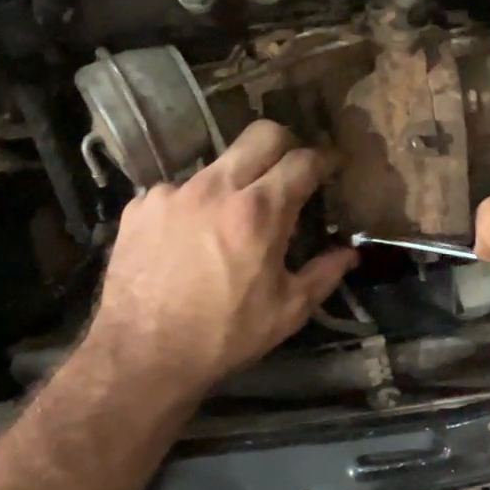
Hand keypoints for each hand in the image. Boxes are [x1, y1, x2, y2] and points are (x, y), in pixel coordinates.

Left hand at [82, 121, 355, 398]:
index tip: (331, 168)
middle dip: (285, 145)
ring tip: (233, 221)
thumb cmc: (226, 336)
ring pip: (217, 166)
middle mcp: (215, 187)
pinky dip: (194, 208)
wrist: (144, 355)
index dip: (324, 160)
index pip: (302, 160)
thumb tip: (349, 253)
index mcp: (259, 212)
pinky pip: (178, 193)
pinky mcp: (141, 207)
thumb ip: (323, 274)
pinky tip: (190, 242)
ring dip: (236, 183)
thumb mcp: (288, 311)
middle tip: (290, 172)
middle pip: (261, 134)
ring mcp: (173, 193)